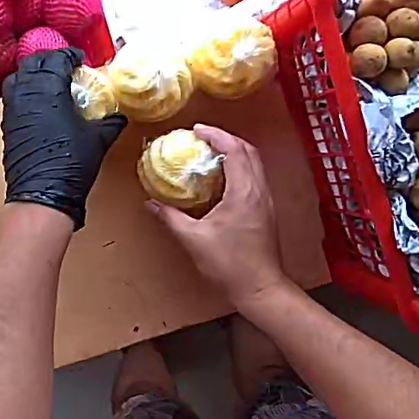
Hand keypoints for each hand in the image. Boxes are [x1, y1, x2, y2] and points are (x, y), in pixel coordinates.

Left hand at [1, 47, 126, 228]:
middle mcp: (26, 93)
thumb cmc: (72, 163)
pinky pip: (13, 97)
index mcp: (49, 89)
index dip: (69, 56)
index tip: (80, 59)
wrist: (43, 193)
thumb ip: (110, 122)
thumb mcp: (98, 139)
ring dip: (33, 74)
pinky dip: (25, 92)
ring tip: (50, 82)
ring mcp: (13, 109)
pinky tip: (39, 104)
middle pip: (33, 63)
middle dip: (49, 60)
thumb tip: (120, 116)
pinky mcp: (7, 125)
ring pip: (18, 78)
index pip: (56, 59)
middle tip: (65, 67)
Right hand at [147, 125, 291, 309]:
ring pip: (255, 164)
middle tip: (203, 138)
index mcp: (244, 192)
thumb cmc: (230, 265)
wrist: (260, 289)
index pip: (234, 150)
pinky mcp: (266, 212)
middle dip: (226, 139)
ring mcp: (266, 201)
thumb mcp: (193, 239)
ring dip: (235, 153)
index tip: (197, 130)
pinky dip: (239, 169)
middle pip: (248, 151)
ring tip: (210, 154)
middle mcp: (259, 192)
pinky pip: (255, 178)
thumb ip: (171, 218)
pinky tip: (221, 179)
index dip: (216, 135)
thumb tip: (152, 204)